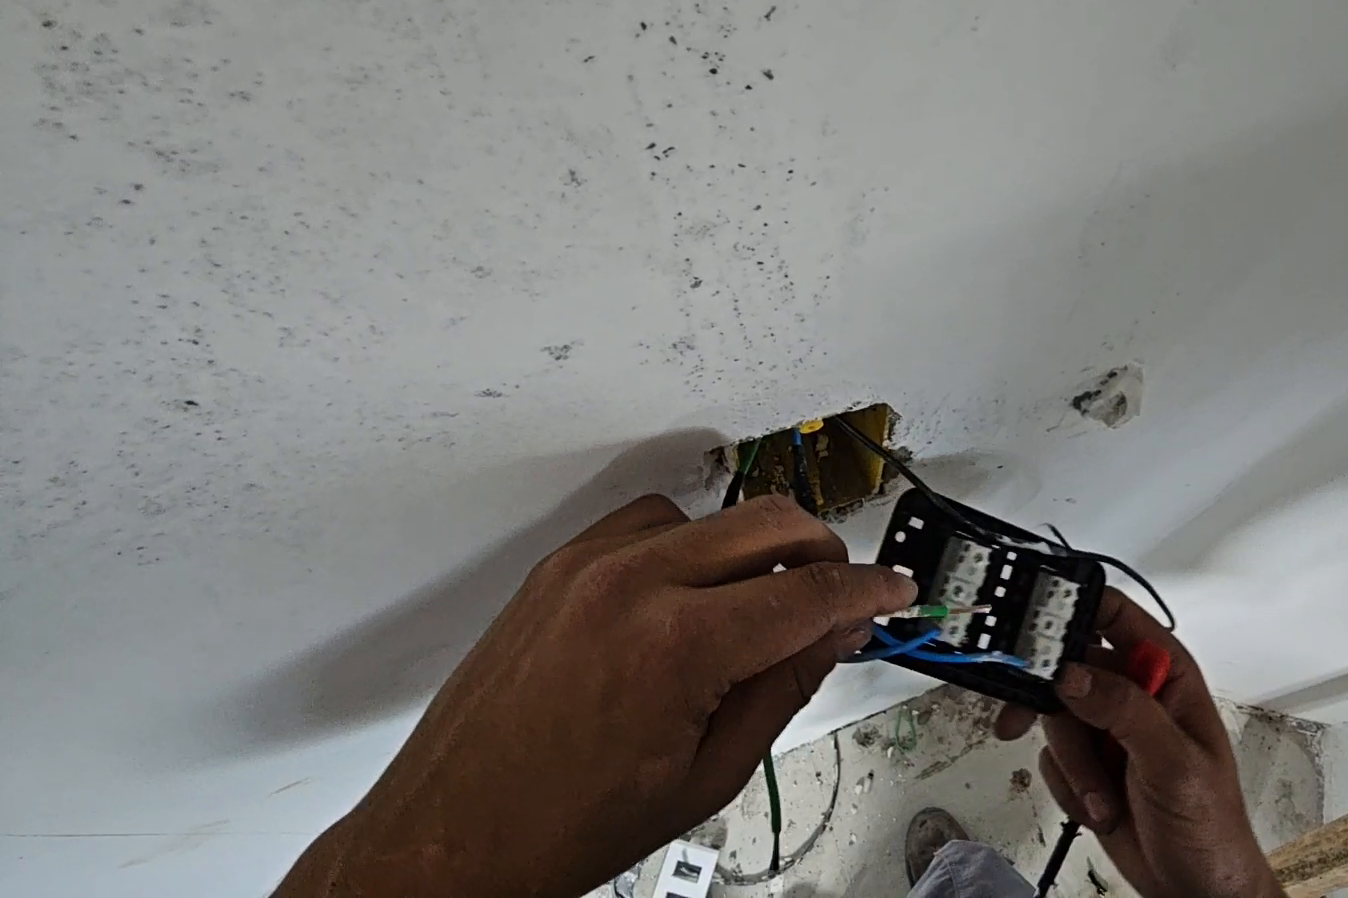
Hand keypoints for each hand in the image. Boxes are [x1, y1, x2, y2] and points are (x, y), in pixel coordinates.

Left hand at [274, 493, 915, 897]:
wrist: (445, 841)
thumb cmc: (569, 825)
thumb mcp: (710, 771)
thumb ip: (788, 683)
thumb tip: (841, 627)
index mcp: (678, 646)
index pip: (809, 592)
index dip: (869, 587)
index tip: (894, 587)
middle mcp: (635, 582)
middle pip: (774, 522)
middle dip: (825, 551)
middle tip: (839, 593)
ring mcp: (593, 562)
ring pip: (723, 515)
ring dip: (762, 549)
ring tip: (762, 603)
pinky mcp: (565, 560)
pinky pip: (659, 519)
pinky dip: (698, 543)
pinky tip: (694, 590)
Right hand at [995, 592, 1283, 897]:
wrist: (1194, 893)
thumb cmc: (1208, 824)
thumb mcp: (1173, 763)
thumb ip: (1125, 711)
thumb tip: (1071, 674)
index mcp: (1163, 670)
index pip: (1113, 613)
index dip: (1074, 607)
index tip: (1033, 624)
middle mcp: (1131, 688)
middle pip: (1068, 662)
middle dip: (1052, 702)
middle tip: (1021, 717)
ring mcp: (1105, 723)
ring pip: (1055, 712)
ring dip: (1071, 760)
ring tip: (1100, 797)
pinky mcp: (1085, 756)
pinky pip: (1049, 750)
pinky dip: (1067, 782)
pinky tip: (1097, 805)